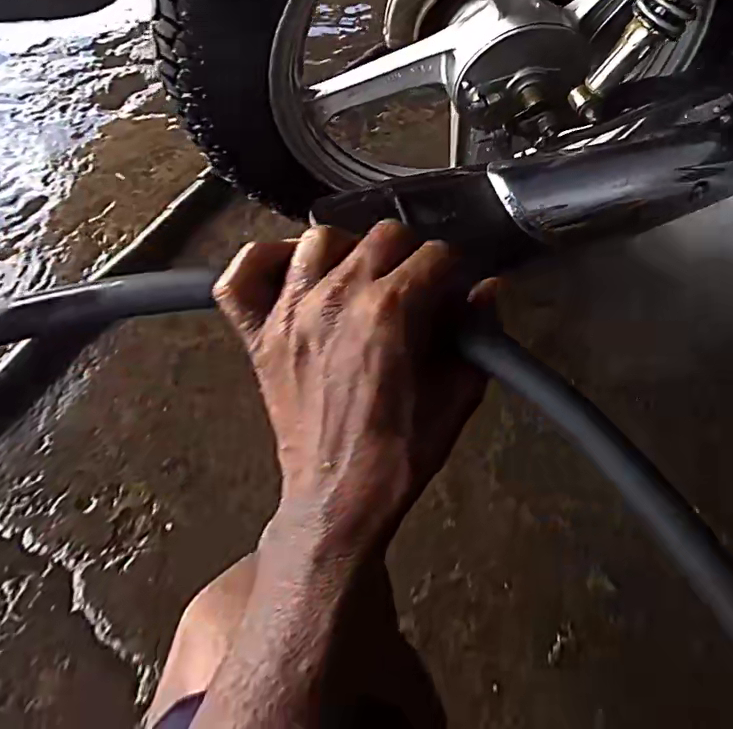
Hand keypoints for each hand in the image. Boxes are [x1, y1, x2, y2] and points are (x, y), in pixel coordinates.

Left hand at [213, 222, 491, 554]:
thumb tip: (489, 290)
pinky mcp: (260, 332)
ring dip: (350, 251)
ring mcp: (292, 312)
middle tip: (417, 286)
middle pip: (384, 234)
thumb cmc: (399, 452)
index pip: (434, 254)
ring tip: (363, 278)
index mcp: (390, 312)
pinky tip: (296, 273)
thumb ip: (477, 331)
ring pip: (321, 238)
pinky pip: (243, 272)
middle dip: (412, 255)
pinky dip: (267, 261)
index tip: (452, 290)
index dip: (452, 271)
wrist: (339, 498)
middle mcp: (337, 299)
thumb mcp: (458, 393)